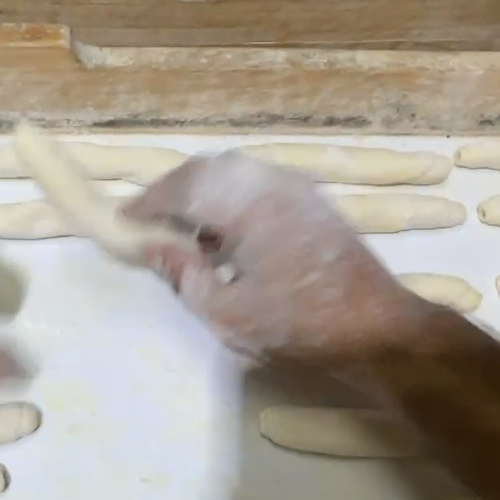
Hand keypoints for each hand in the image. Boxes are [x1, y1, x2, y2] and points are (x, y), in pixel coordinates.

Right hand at [125, 151, 435, 363]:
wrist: (376, 330)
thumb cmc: (297, 326)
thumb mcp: (226, 312)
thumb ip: (184, 275)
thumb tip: (152, 248)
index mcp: (248, 205)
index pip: (183, 187)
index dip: (148, 203)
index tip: (123, 222)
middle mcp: (271, 183)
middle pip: (207, 170)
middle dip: (171, 191)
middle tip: (146, 221)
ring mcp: (295, 188)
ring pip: (232, 173)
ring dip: (199, 193)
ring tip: (178, 229)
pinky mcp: (308, 202)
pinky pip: (254, 185)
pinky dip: (227, 199)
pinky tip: (219, 235)